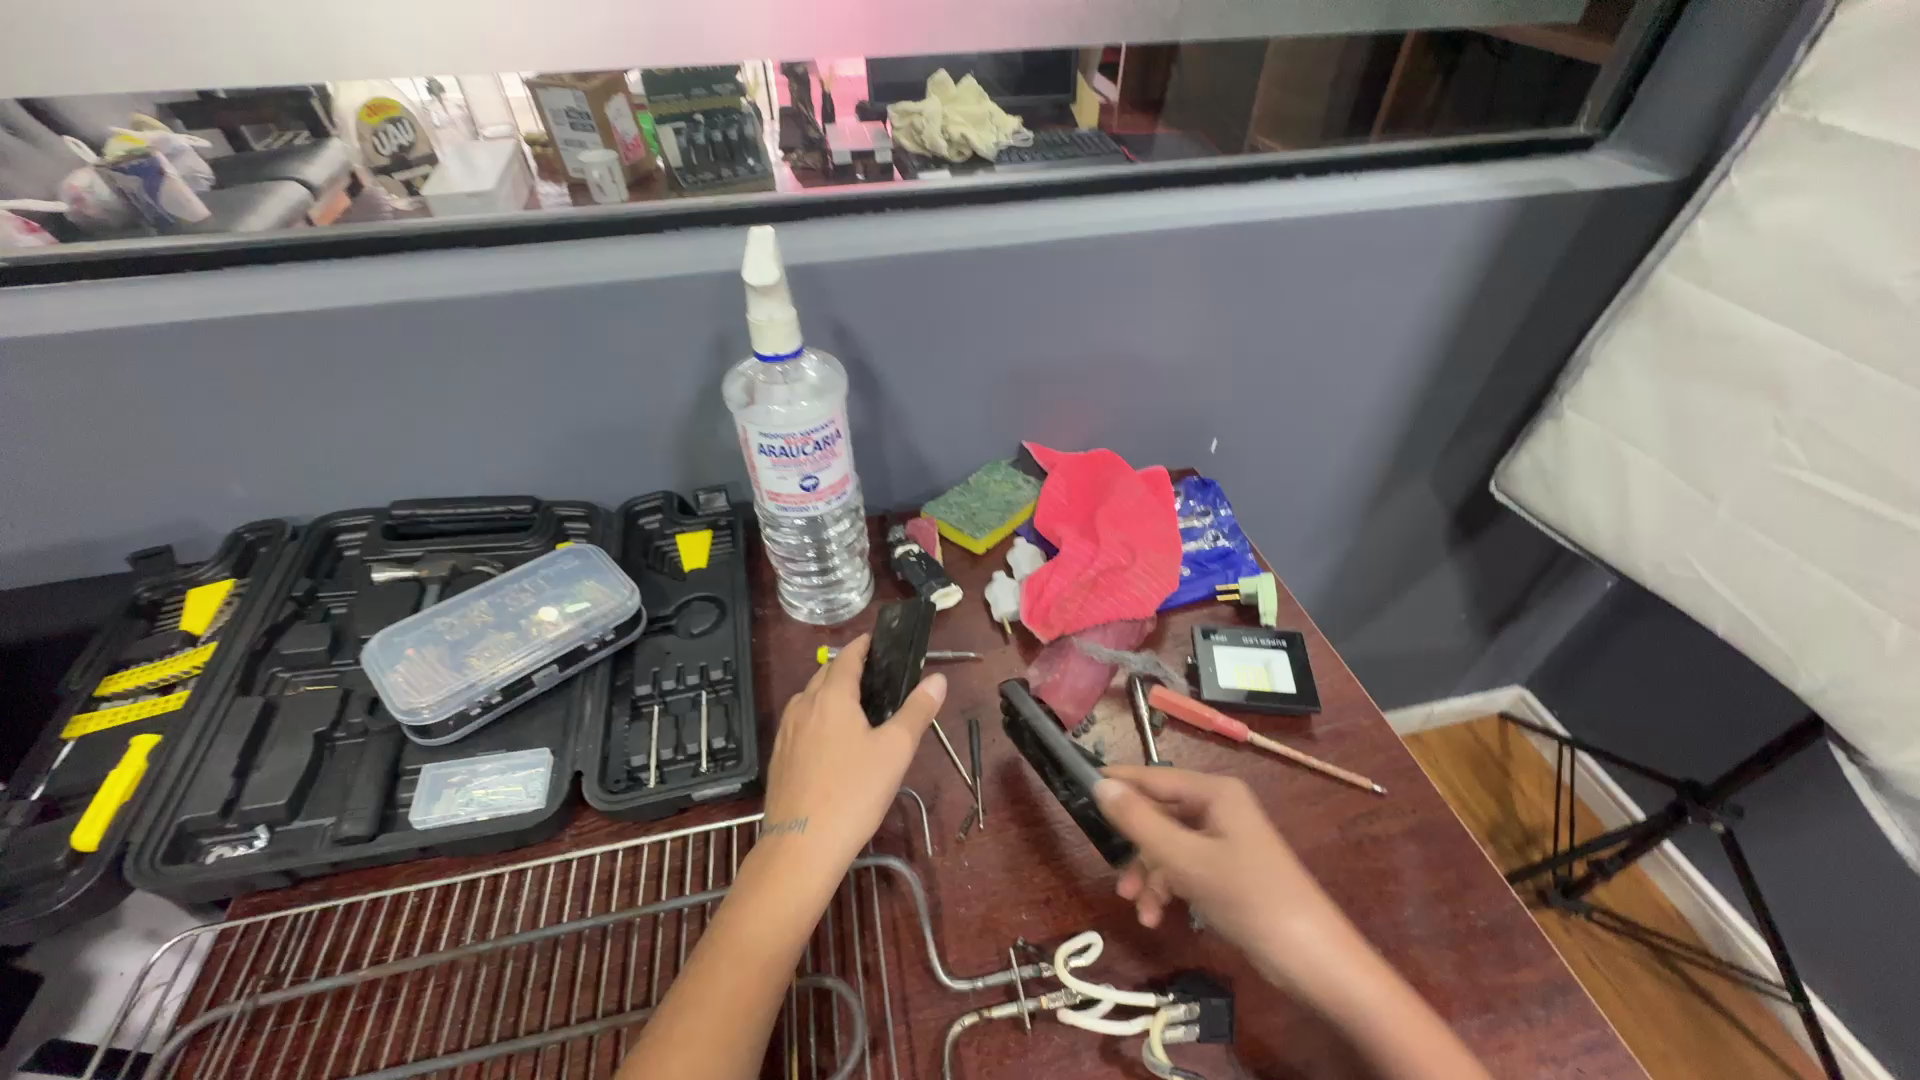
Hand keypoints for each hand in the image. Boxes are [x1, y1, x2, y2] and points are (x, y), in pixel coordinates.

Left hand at [758, 634, 945, 876]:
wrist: (802, 846)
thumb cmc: (854, 792)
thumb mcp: (896, 750)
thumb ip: (917, 711)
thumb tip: (938, 679)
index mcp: (832, 697)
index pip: (847, 657)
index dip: (863, 646)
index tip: (877, 641)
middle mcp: (803, 706)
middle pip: (825, 675)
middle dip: (847, 669)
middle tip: (874, 677)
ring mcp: (786, 733)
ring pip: (809, 699)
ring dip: (829, 694)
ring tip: (855, 708)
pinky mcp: (779, 758)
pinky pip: (799, 724)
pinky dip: (817, 719)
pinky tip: (831, 743)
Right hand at [1094, 766, 1351, 994]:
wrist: (1312, 959)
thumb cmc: (1248, 898)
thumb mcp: (1185, 859)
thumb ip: (1139, 821)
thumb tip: (1101, 785)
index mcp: (1214, 792)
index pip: (1153, 776)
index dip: (1118, 784)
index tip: (1079, 790)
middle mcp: (1219, 808)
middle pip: (1159, 815)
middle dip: (1136, 848)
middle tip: (1113, 873)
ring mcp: (1224, 841)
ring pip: (1168, 846)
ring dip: (1149, 875)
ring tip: (1137, 906)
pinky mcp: (1228, 871)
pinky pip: (1184, 868)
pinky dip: (1168, 889)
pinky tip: (1156, 917)